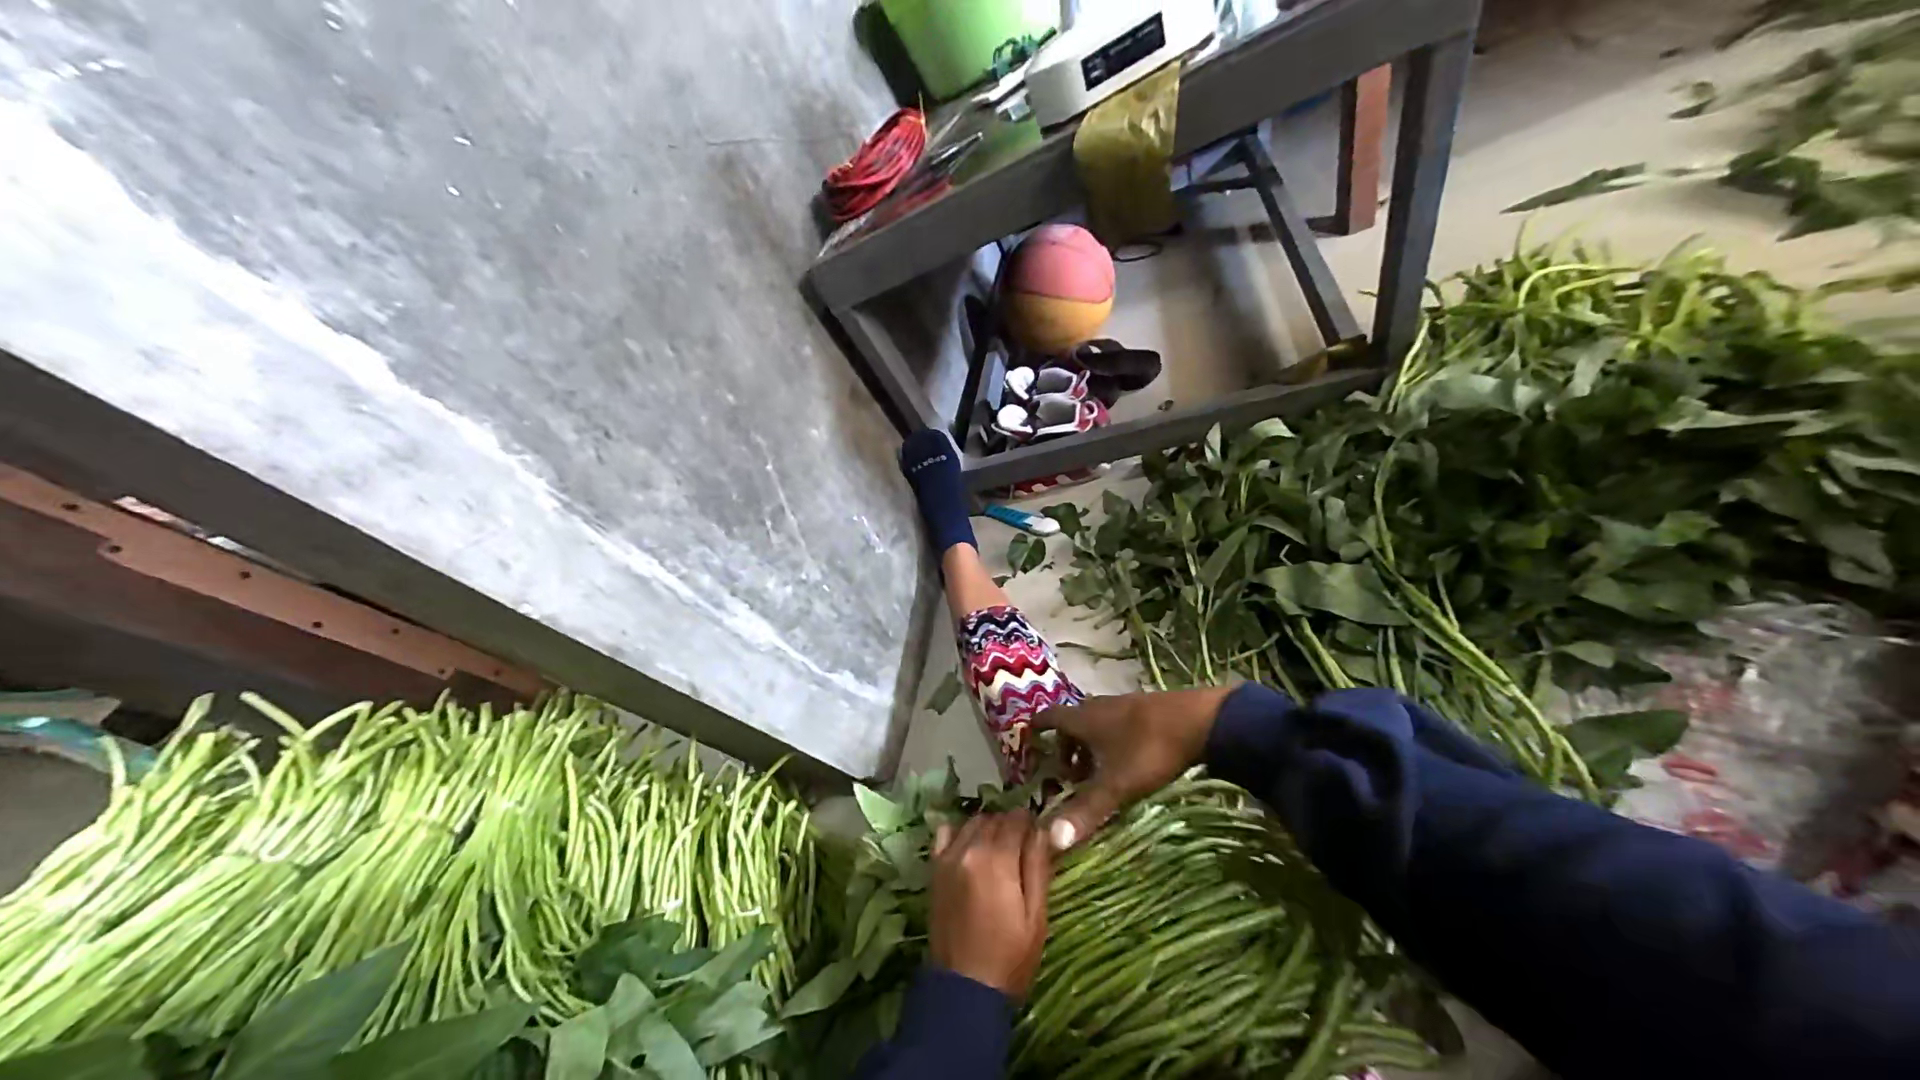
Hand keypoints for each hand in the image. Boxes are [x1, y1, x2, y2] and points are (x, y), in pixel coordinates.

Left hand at [928, 810, 1051, 999]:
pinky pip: (946, 834)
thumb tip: (1044, 828)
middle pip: (994, 818)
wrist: (963, 989)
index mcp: (996, 859)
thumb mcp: (1036, 915)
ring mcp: (947, 857)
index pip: (1017, 819)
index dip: (1031, 824)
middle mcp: (968, 849)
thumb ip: (1038, 866)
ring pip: (972, 822)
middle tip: (1023, 848)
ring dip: (988, 827)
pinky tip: (971, 849)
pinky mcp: (934, 869)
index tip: (1039, 837)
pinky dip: (960, 833)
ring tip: (1000, 850)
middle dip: (1011, 826)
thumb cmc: (1009, 957)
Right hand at [1034, 686, 1235, 851]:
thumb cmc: (1150, 749)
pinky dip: (1112, 741)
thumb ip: (1086, 811)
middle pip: (1072, 724)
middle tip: (1069, 777)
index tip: (1029, 744)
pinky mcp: (1147, 709)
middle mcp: (1099, 707)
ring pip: (1097, 725)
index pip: (1048, 718)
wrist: (1201, 720)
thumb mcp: (1117, 785)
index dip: (1037, 731)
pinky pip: (1118, 724)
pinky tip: (1128, 763)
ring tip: (1099, 775)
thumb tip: (1051, 841)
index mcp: (1083, 719)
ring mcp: (1125, 704)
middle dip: (1066, 748)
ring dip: (1091, 747)